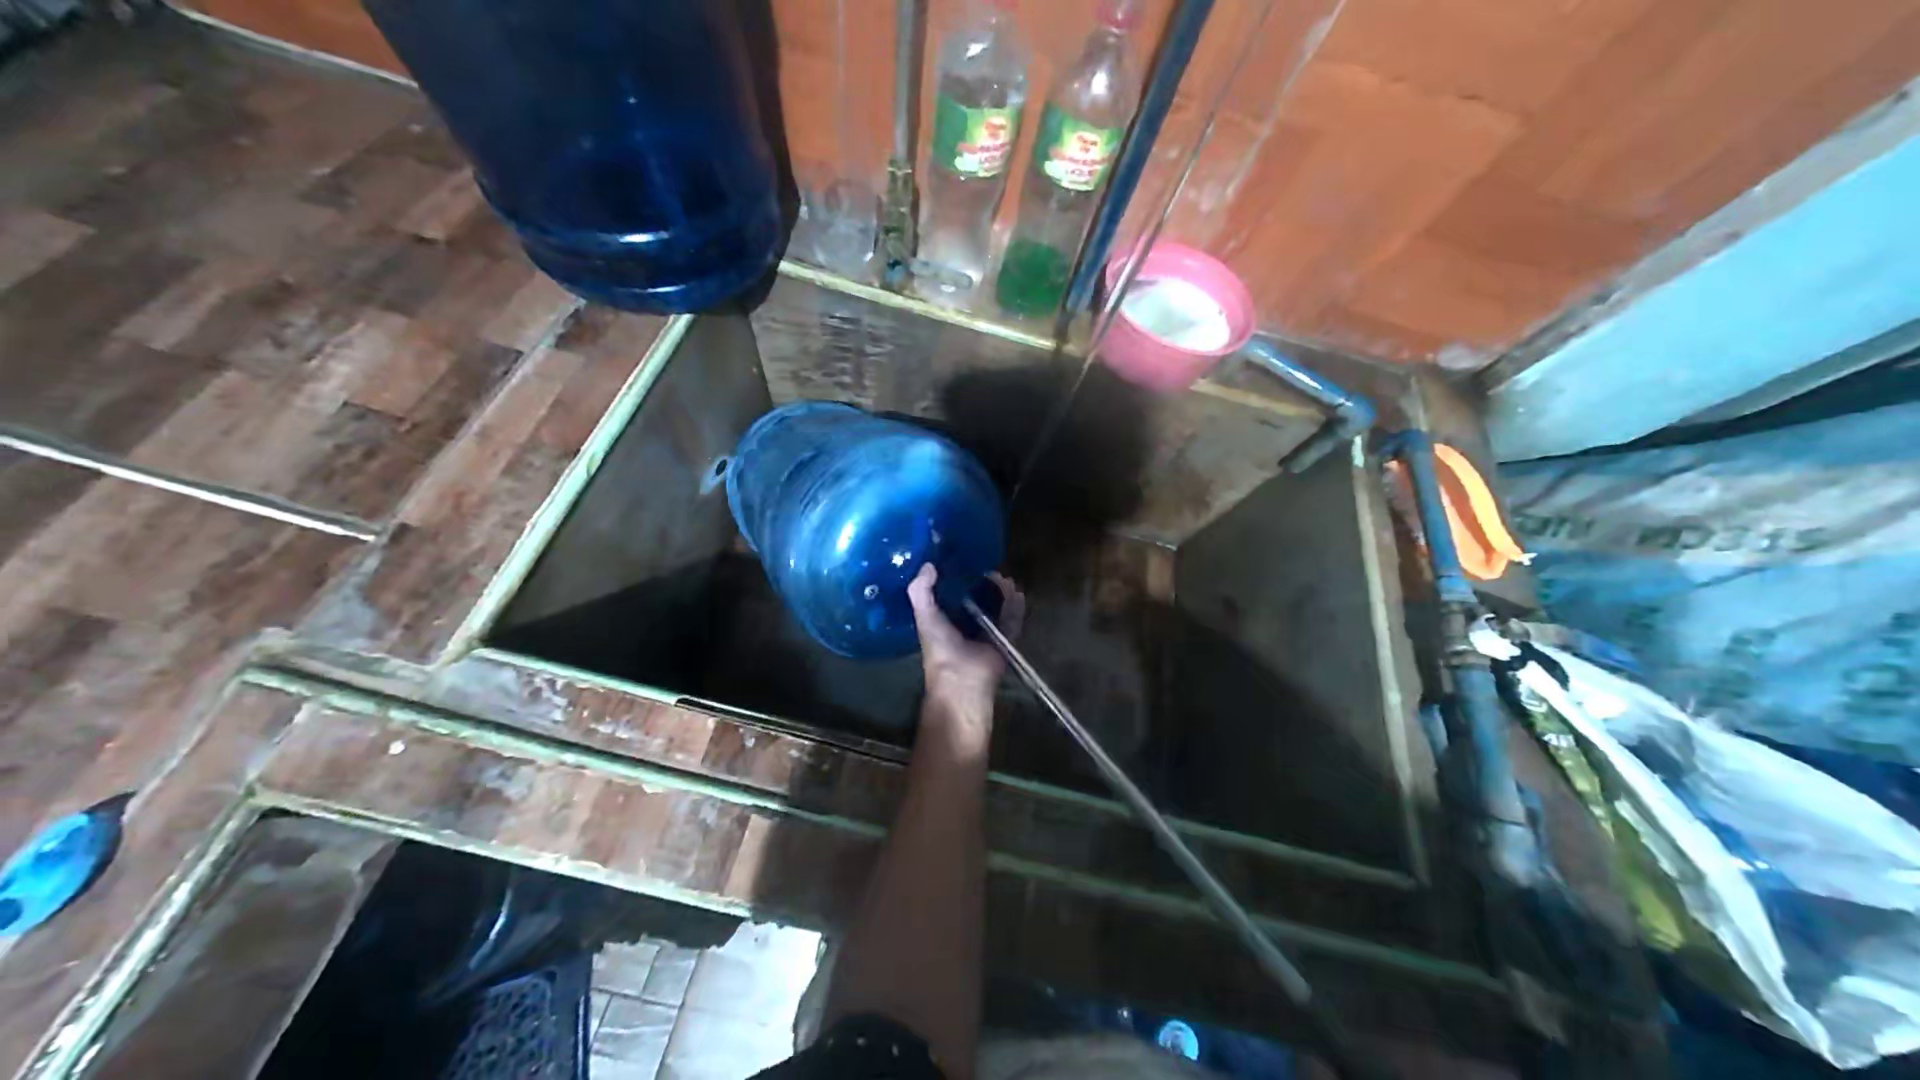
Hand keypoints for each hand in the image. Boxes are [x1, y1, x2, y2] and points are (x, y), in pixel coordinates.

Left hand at [906, 564, 1024, 741]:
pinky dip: (1016, 608)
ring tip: (1006, 579)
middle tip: (992, 569)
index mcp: (945, 619)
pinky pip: (1012, 620)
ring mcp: (987, 633)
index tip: (966, 560)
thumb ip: (921, 590)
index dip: (959, 578)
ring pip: (998, 607)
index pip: (953, 594)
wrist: (962, 678)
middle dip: (986, 584)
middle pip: (979, 598)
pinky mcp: (1003, 640)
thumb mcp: (924, 615)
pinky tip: (1018, 594)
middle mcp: (966, 624)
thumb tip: (928, 564)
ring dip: (1002, 593)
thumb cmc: (940, 646)